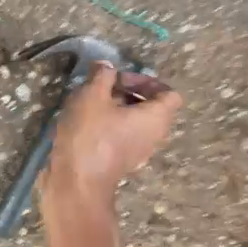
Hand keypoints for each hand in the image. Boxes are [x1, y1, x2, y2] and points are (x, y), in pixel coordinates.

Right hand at [43, 62, 183, 214]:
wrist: (78, 180)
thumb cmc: (90, 134)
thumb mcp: (92, 96)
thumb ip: (102, 76)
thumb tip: (107, 66)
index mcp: (156, 117)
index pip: (169, 93)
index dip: (146, 80)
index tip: (119, 79)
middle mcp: (155, 135)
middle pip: (152, 106)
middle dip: (127, 92)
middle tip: (100, 88)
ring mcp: (140, 151)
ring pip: (136, 121)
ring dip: (115, 108)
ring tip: (88, 104)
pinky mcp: (122, 160)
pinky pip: (123, 135)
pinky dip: (109, 125)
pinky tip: (83, 123)